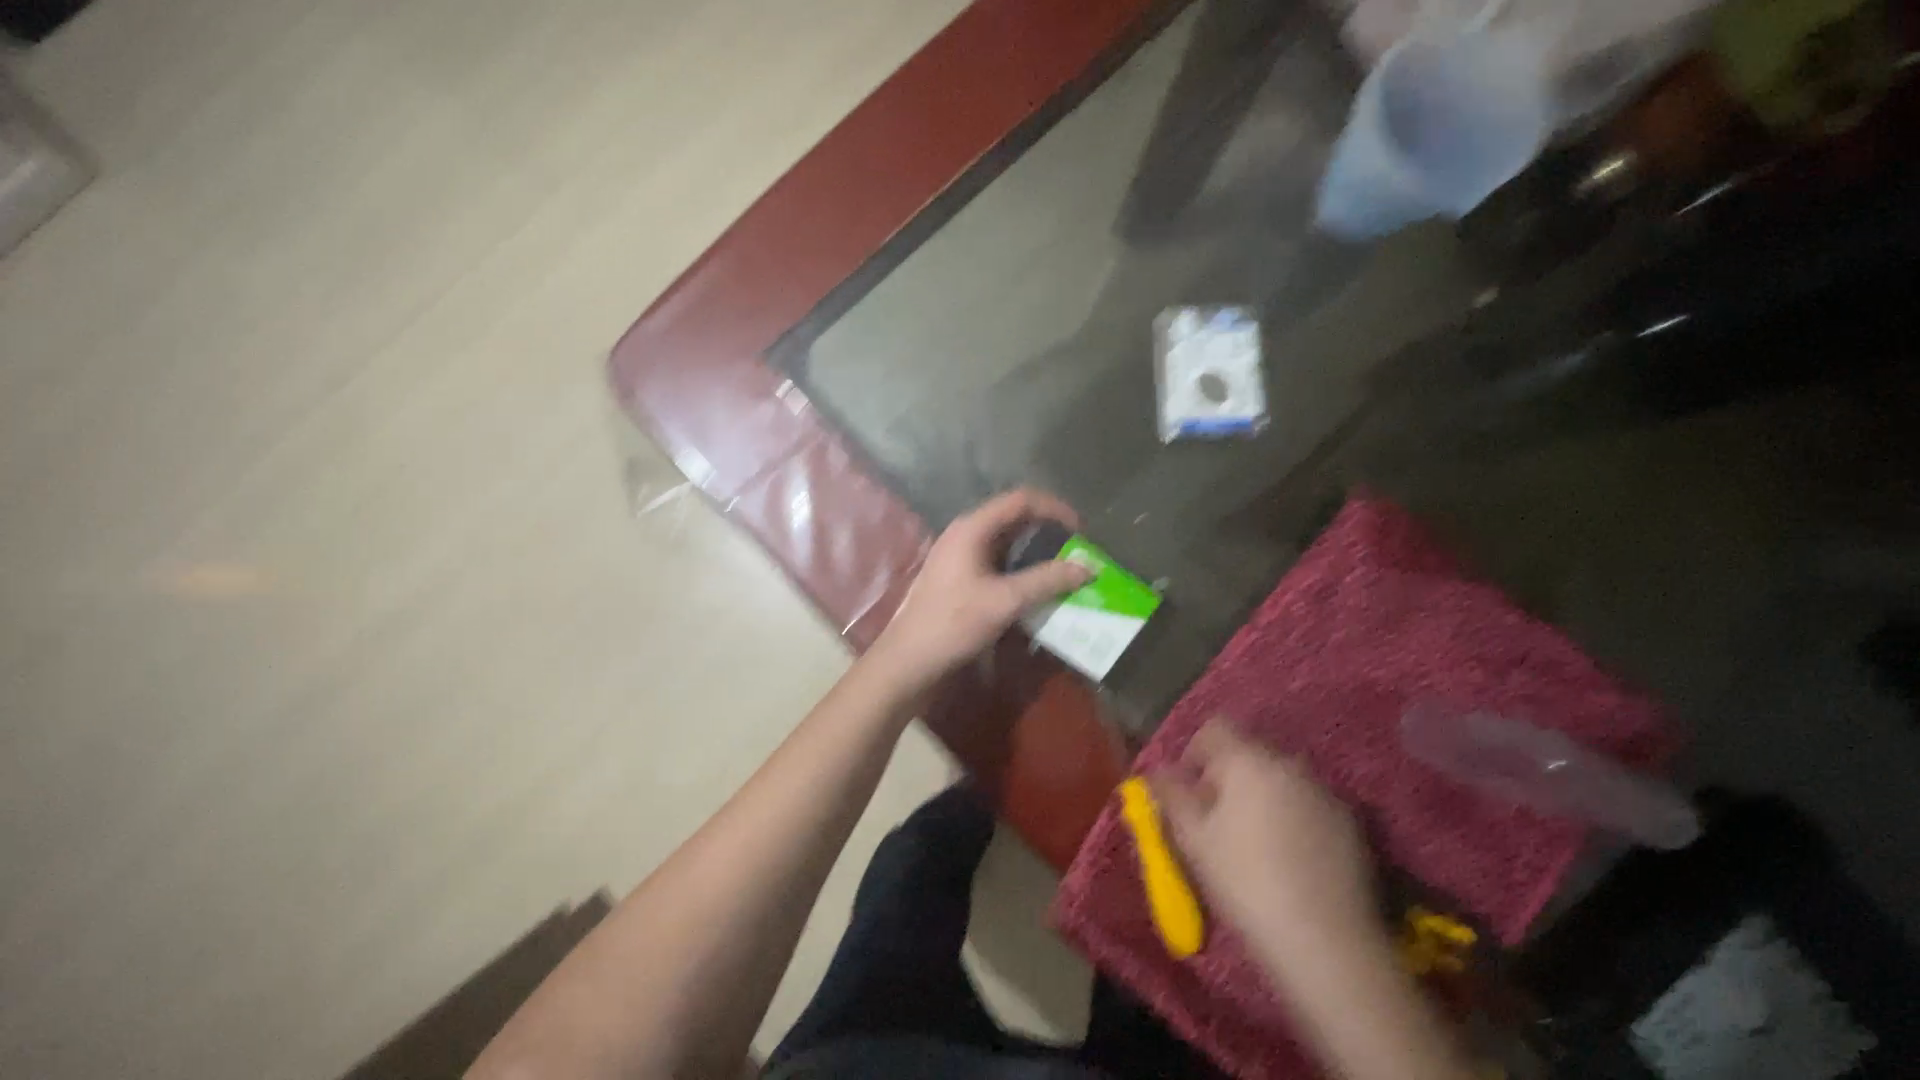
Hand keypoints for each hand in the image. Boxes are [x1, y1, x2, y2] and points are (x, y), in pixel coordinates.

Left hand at [869, 489, 1092, 690]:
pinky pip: (996, 565)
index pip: (1021, 500)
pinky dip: (1020, 572)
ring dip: (1036, 555)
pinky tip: (1037, 591)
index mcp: (972, 528)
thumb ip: (1048, 580)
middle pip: (1013, 520)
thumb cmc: (953, 623)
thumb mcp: (1006, 601)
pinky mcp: (958, 580)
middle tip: (1077, 552)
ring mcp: (959, 558)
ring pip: (1005, 544)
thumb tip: (1089, 567)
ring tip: (1064, 572)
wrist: (908, 661)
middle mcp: (964, 535)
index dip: (1055, 509)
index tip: (1082, 531)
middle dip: (1048, 532)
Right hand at [1151, 721, 1376, 954]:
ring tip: (1252, 844)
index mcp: (1249, 761)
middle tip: (1214, 822)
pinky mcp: (1351, 824)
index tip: (1186, 791)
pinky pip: (1309, 806)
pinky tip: (1288, 860)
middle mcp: (1290, 764)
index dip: (1193, 754)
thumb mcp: (1193, 840)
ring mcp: (1326, 792)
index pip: (1215, 729)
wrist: (1324, 939)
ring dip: (1261, 798)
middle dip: (1227, 779)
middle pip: (1249, 754)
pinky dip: (1293, 819)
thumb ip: (1171, 796)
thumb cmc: (1245, 881)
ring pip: (1281, 781)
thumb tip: (1156, 771)